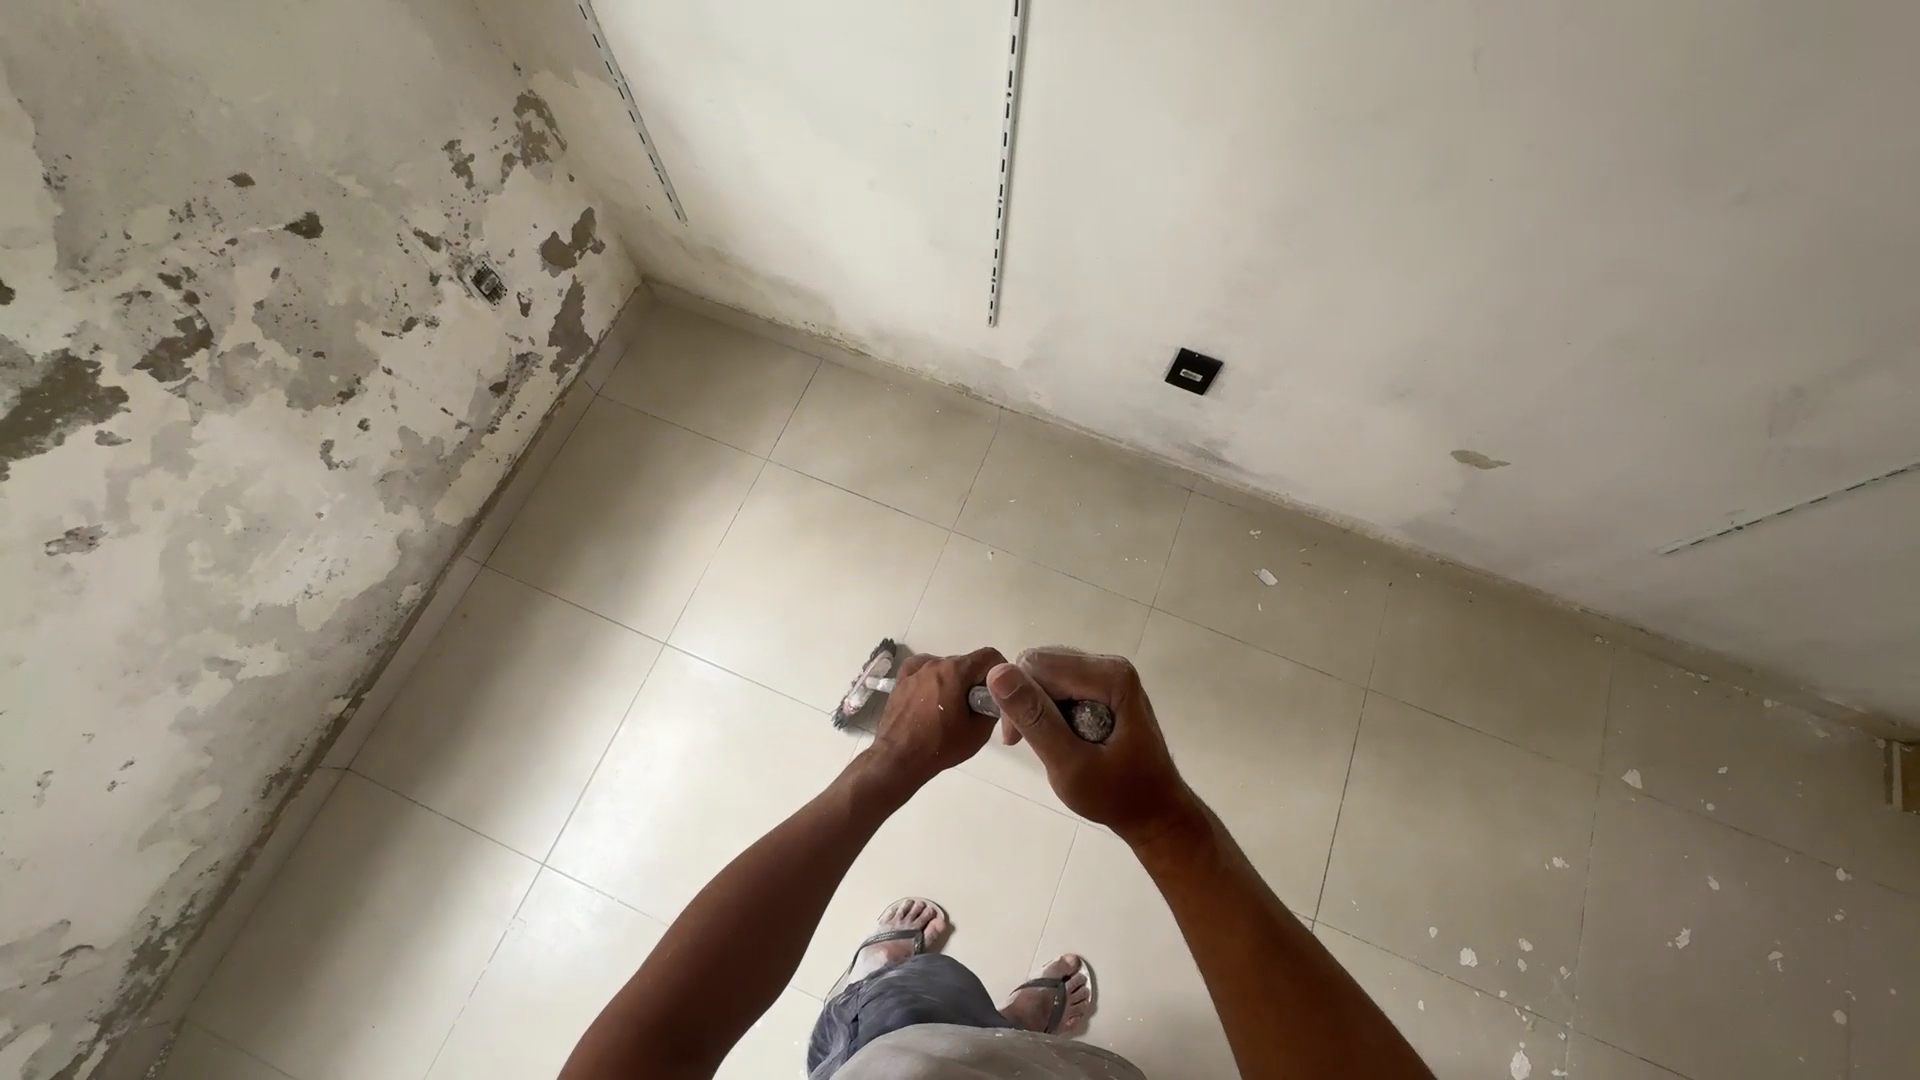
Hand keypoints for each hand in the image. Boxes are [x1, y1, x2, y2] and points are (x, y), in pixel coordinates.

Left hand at [867, 647, 1006, 787]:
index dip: (999, 672)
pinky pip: (922, 670)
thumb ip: (992, 708)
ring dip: (953, 682)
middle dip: (974, 681)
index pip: (989, 656)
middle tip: (974, 708)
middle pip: (966, 663)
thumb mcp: (978, 732)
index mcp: (955, 671)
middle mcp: (934, 663)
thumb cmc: (940, 746)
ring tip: (949, 709)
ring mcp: (915, 670)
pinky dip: (931, 678)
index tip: (997, 691)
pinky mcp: (900, 680)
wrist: (898, 759)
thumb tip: (993, 698)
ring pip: (945, 667)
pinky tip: (931, 695)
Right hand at [987, 648, 1199, 843]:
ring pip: (1046, 672)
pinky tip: (1055, 735)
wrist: (1156, 813)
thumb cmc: (1117, 796)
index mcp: (1110, 677)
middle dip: (1024, 701)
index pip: (1037, 665)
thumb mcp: (1069, 765)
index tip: (1016, 741)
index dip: (1017, 699)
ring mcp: (1108, 674)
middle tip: (1026, 744)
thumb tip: (997, 673)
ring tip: (1043, 744)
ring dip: (1034, 707)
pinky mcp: (1104, 685)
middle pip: (1041, 664)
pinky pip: (1059, 683)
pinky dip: (1048, 708)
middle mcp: (1111, 665)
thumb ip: (1035, 719)